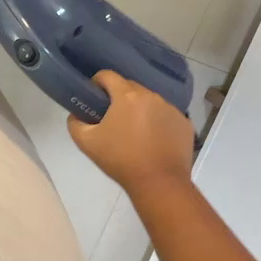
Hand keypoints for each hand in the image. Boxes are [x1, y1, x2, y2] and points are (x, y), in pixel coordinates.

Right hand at [68, 70, 194, 192]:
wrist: (160, 184)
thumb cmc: (121, 160)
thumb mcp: (86, 142)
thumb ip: (75, 122)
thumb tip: (77, 114)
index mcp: (127, 96)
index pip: (107, 75)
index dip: (97, 83)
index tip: (94, 99)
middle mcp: (151, 96)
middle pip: (130, 87)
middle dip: (119, 97)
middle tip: (112, 118)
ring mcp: (171, 109)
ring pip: (149, 101)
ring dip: (140, 109)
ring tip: (135, 132)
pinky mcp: (185, 123)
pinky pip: (166, 115)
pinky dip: (158, 122)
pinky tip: (153, 141)